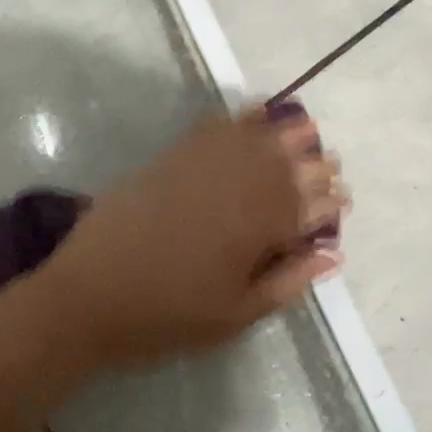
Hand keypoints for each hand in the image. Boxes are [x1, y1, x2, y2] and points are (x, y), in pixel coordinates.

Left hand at [28, 103, 347, 369]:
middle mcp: (236, 187)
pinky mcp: (171, 158)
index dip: (330, 202)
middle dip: (316, 163)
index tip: (343, 200)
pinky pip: (214, 128)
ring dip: (286, 131)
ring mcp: (201, 167)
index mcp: (256, 229)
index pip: (308, 205)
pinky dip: (240, 118)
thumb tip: (331, 255)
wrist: (88, 297)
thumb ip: (287, 281)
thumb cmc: (166, 316)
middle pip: (288, 165)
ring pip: (256, 138)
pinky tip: (253, 115)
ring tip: (306, 127)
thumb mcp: (235, 315)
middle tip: (332, 164)